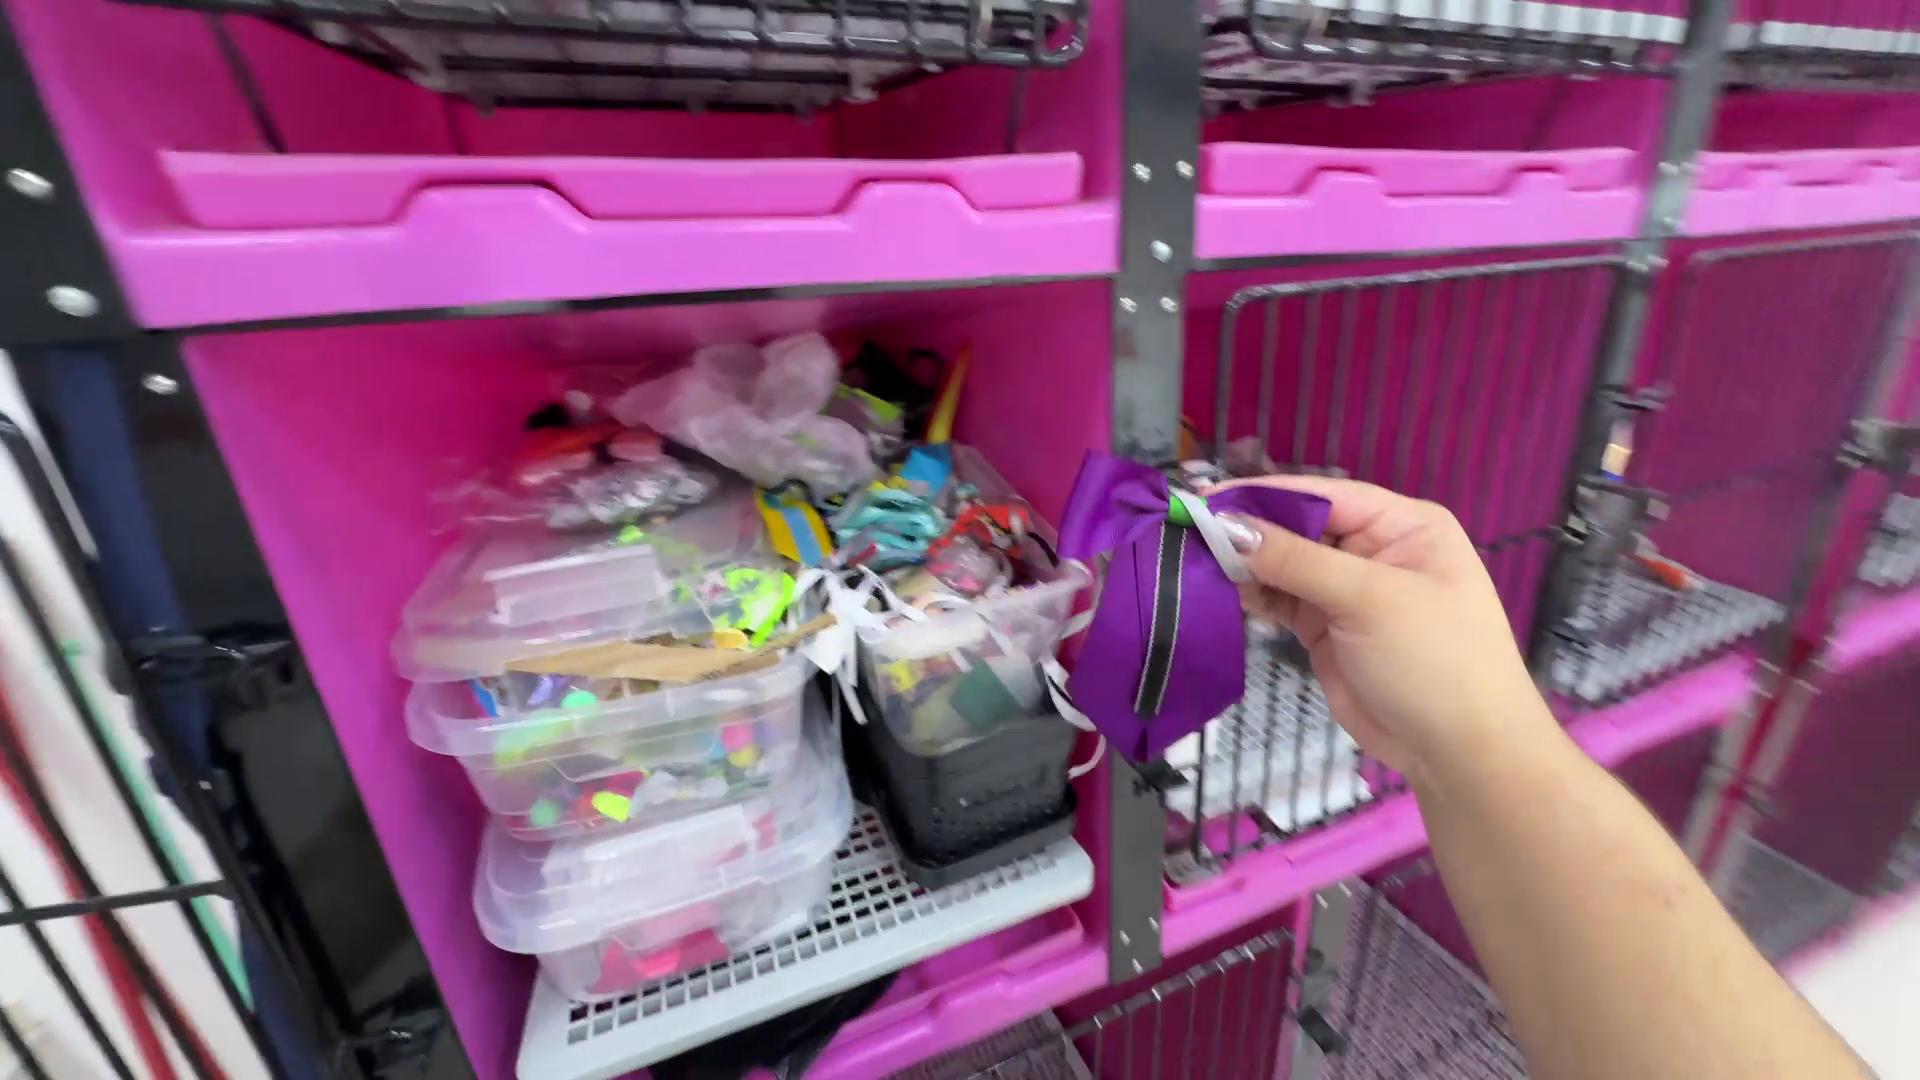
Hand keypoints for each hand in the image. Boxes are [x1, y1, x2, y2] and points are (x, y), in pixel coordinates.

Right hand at [1208, 475, 1557, 783]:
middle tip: (1188, 531)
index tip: (1205, 498)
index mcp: (1401, 525)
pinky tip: (1214, 588)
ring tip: (1191, 559)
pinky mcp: (1322, 625)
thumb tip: (1227, 526)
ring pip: (1281, 563)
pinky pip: (1277, 597)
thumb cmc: (1432, 659)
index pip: (1322, 494)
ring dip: (1242, 563)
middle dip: (1247, 529)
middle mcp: (1371, 549)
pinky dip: (1248, 593)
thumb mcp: (1368, 599)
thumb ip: (1295, 559)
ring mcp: (1343, 590)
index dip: (1263, 494)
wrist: (1458, 752)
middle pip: (1296, 526)